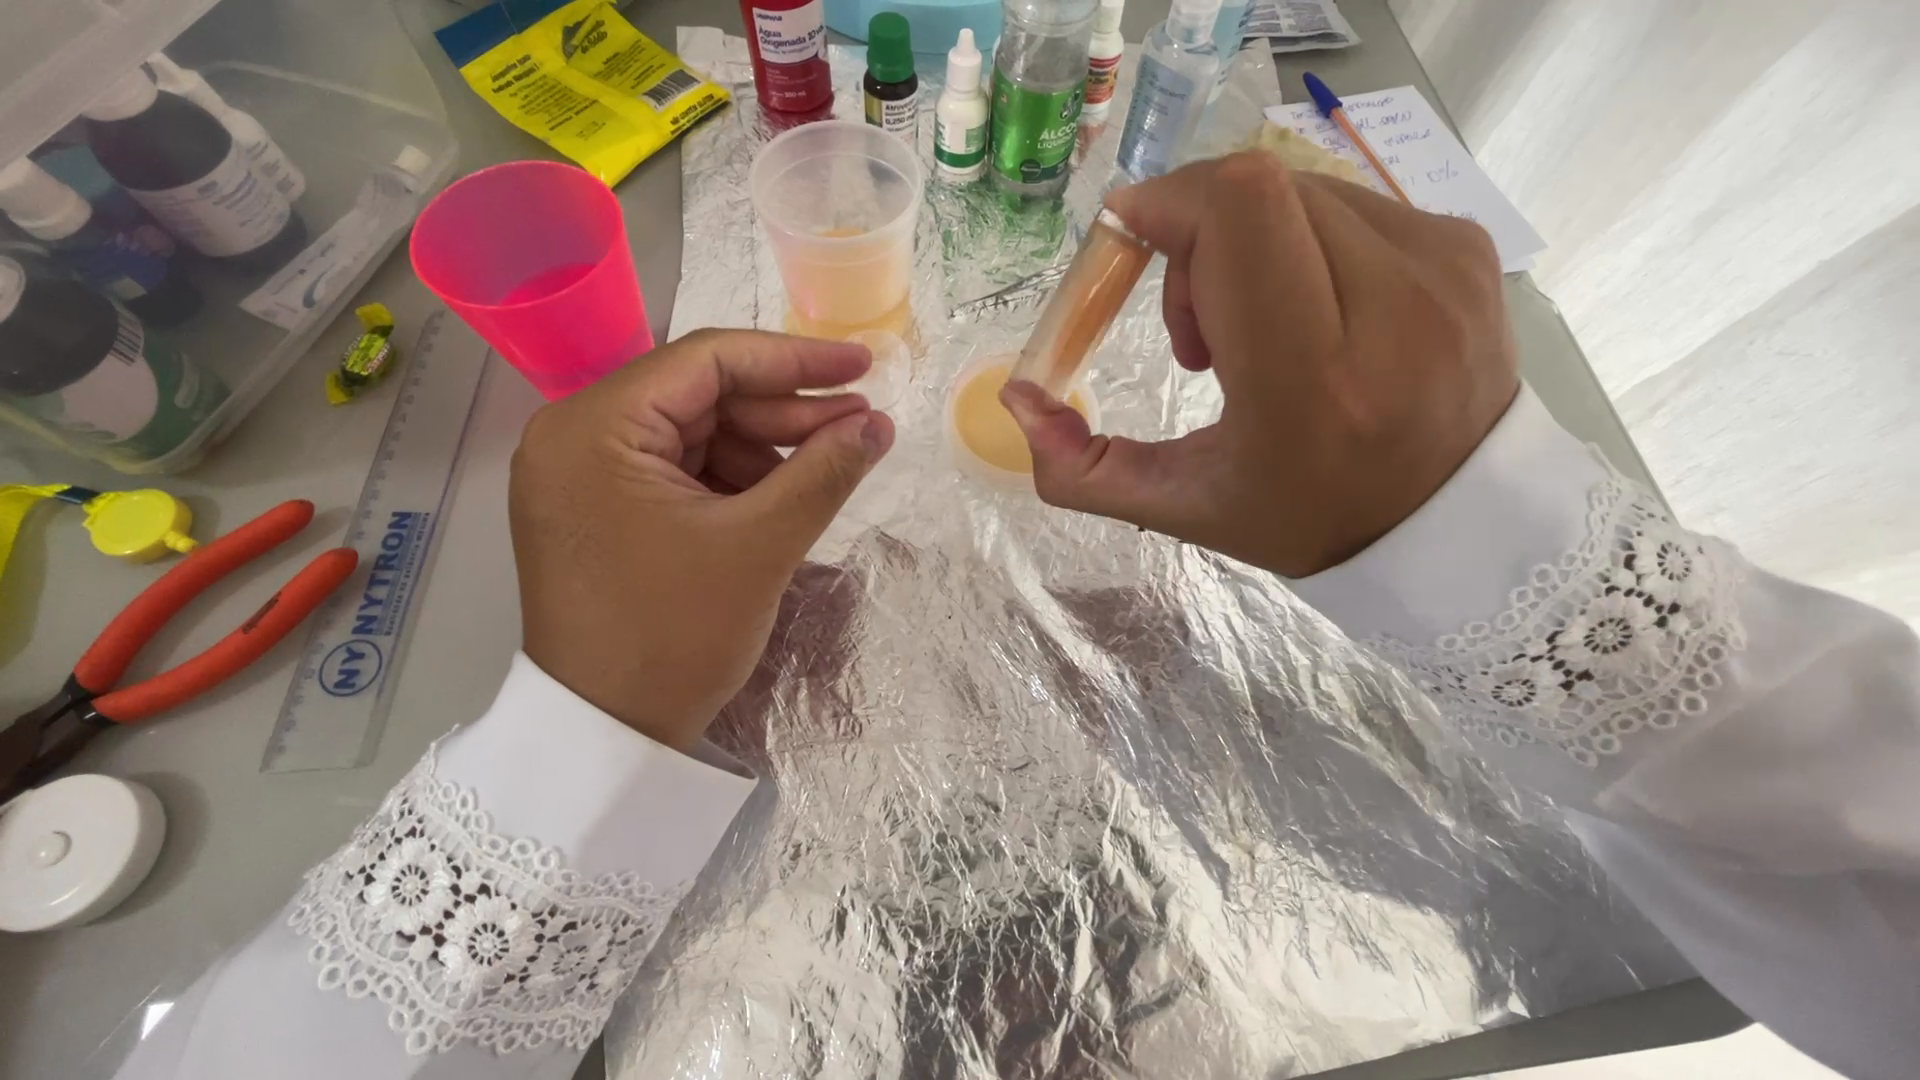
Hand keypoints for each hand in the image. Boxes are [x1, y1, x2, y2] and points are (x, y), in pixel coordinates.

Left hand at [509, 329, 893, 751]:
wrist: (606, 737)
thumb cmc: (675, 637)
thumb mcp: (760, 546)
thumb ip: (824, 472)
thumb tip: (879, 422)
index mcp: (594, 427)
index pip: (707, 360)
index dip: (795, 360)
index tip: (863, 367)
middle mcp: (575, 436)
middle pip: (701, 397)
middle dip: (786, 413)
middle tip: (860, 427)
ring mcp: (583, 475)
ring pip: (695, 435)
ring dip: (765, 450)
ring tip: (830, 471)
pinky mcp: (599, 510)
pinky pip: (678, 472)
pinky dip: (733, 481)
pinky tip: (783, 500)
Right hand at [1000, 152, 1518, 577]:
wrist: (1453, 521)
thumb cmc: (1306, 516)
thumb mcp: (1180, 507)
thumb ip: (1080, 468)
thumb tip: (1016, 398)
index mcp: (1308, 383)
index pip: (1238, 214)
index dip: (1167, 203)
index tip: (1131, 246)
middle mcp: (1389, 309)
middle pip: (1255, 191)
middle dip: (1195, 239)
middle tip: (1198, 330)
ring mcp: (1440, 268)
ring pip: (1298, 191)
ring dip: (1249, 244)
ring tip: (1257, 331)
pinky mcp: (1467, 248)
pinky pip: (1348, 204)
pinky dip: (1303, 245)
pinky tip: (1315, 312)